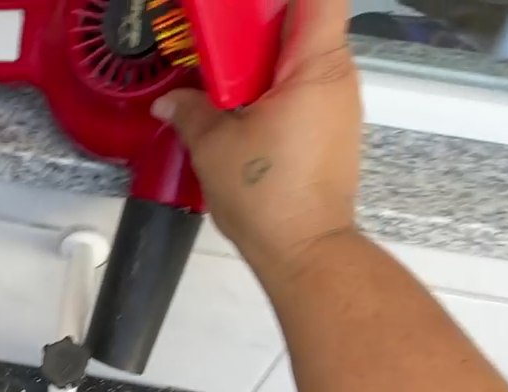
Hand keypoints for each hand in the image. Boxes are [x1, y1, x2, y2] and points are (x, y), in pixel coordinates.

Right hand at [153, 0, 361, 279]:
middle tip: (218, 50)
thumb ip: (190, 113)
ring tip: (224, 88)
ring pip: (301, 62)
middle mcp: (338, 77)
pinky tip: (242, 119)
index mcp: (315, 65)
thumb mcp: (214, 149)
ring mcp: (338, 106)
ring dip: (264, 67)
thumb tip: (170, 101)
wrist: (302, 250)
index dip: (277, 0)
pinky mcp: (330, 134)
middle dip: (259, 31)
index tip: (243, 13)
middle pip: (305, 25)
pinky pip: (302, 95)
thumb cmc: (269, 199)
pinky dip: (273, 95)